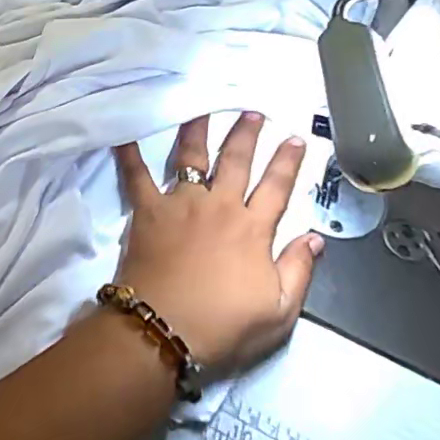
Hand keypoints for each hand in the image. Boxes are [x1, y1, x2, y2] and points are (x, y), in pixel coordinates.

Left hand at [112, 113, 324, 374]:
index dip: (288, 162)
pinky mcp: (149, 211)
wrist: (163, 332)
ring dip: (199, 129)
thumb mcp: (279, 311)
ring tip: (202, 107)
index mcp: (252, 229)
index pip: (277, 187)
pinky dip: (129, 155)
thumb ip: (299, 270)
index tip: (295, 138)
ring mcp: (182, 204)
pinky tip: (124, 134)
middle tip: (252, 112)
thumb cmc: (223, 327)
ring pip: (192, 156)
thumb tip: (316, 238)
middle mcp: (220, 206)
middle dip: (246, 134)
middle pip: (236, 161)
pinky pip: (137, 176)